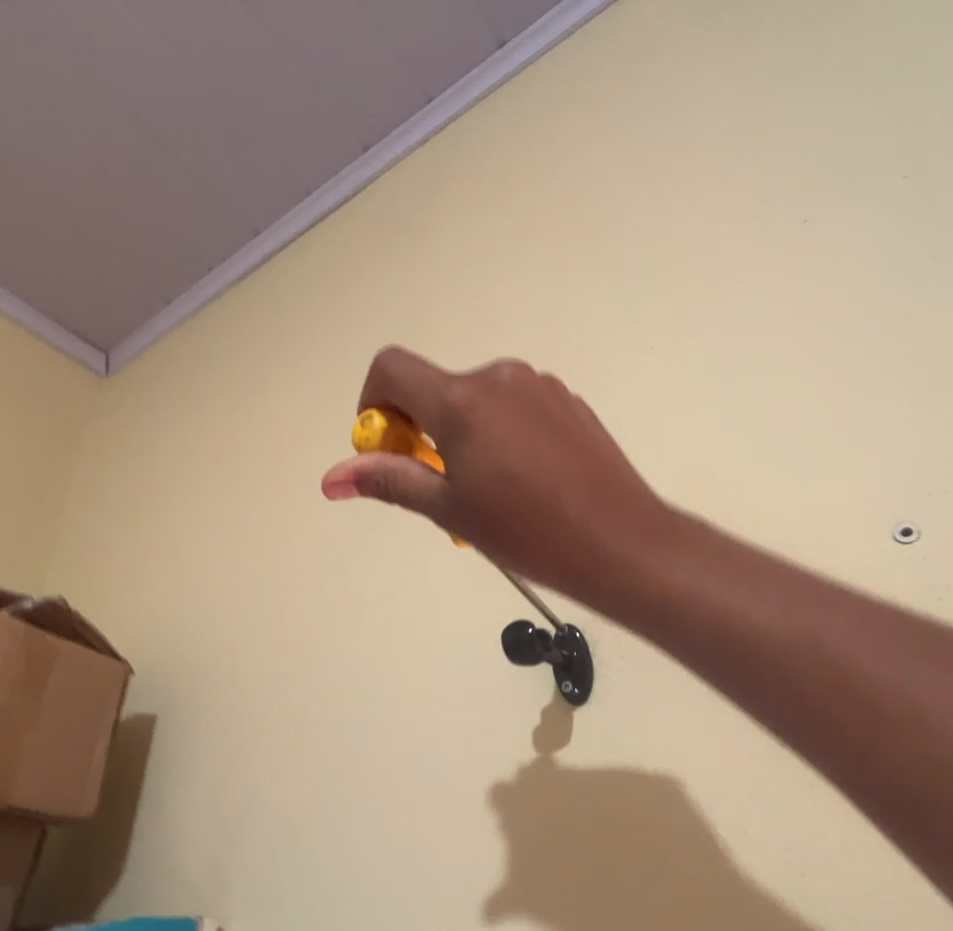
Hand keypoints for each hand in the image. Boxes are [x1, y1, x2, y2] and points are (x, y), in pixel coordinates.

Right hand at [322, 346, 669, 598]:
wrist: (619, 541)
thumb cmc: (526, 531)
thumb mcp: (450, 510)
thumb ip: (390, 481)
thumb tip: (332, 478)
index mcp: (462, 400)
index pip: (391, 368)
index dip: (373, 402)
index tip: (388, 446)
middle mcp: (499, 378)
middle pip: (436, 387)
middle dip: (421, 428)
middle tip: (439, 485)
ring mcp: (539, 386)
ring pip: (477, 399)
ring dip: (463, 433)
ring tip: (486, 490)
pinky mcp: (568, 402)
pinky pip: (515, 407)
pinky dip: (500, 432)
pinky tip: (524, 480)